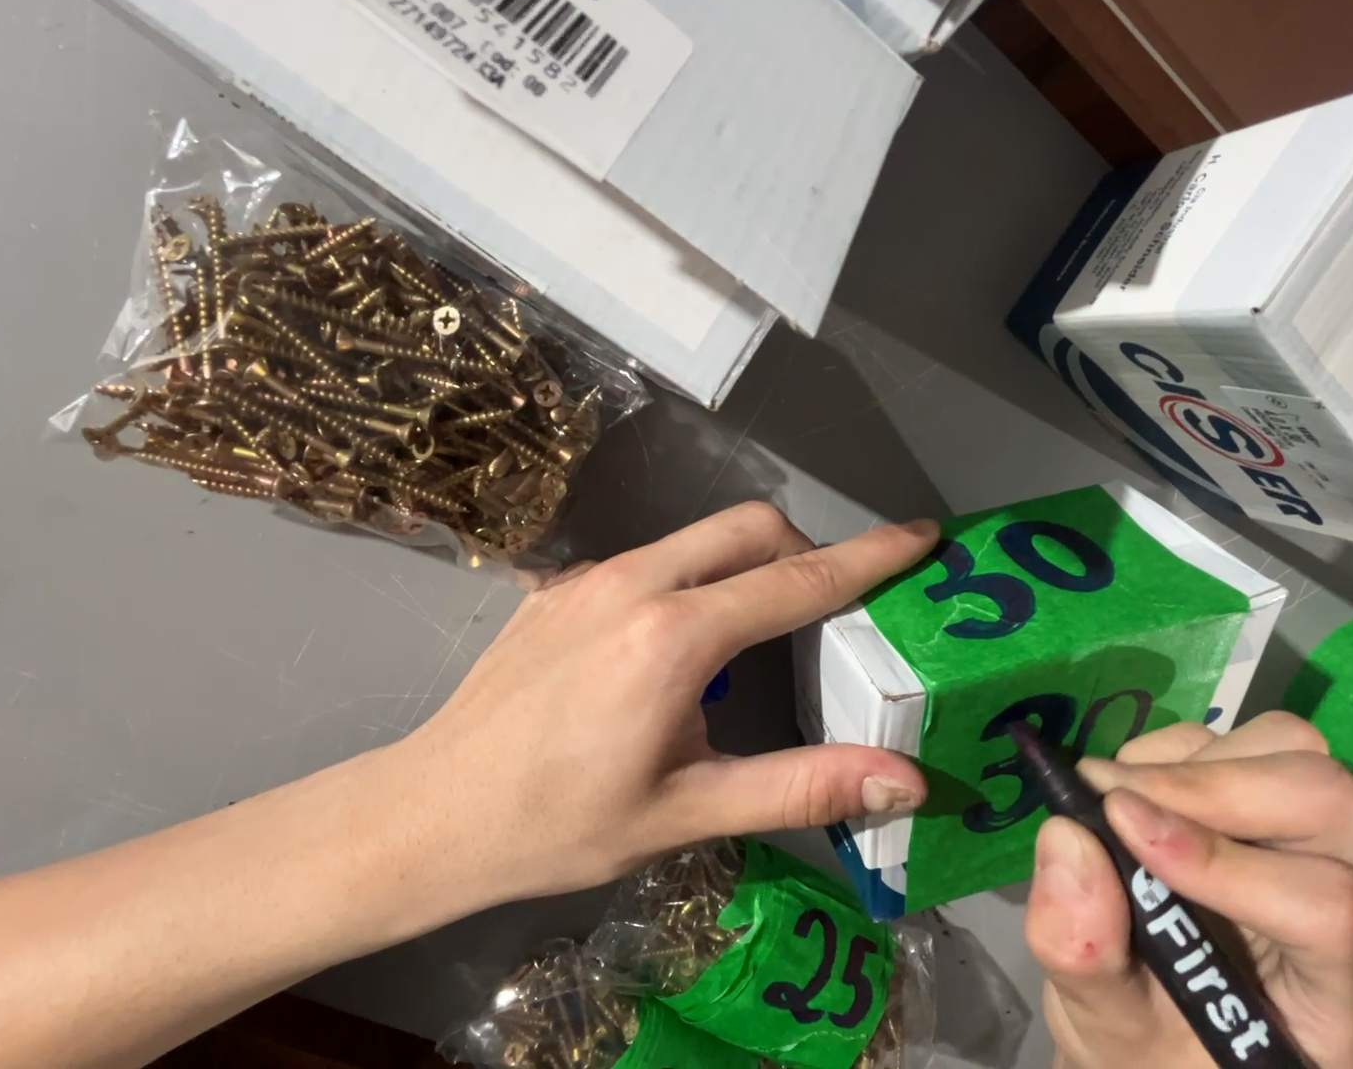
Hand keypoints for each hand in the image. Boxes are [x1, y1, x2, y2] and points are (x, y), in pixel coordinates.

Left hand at [394, 502, 939, 906]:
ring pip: (697, 536)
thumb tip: (905, 779)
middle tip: (828, 612)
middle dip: (804, 551)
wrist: (431, 814)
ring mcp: (588, 577)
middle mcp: (632, 582)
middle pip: (749, 527)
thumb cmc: (560, 824)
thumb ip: (802, 786)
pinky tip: (673, 649)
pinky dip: (691, 580)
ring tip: (754, 637)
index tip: (921, 536)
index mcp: (673, 636)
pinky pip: (650, 559)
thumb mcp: (688, 813)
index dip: (870, 557)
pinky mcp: (559, 586)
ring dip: (745, 566)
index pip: (798, 580)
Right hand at [1025, 712, 1352, 1068]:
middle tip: (1111, 800)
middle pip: (1324, 802)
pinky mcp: (1267, 809)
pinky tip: (1127, 794)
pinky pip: (1237, 740)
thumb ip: (1084, 952)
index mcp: (1342, 1001)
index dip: (1222, 860)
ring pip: (1291, 753)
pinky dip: (1167, 753)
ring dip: (1185, 764)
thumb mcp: (1105, 1033)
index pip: (1327, 908)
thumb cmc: (1151, 1054)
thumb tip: (1066, 834)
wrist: (1164, 1038)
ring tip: (1114, 798)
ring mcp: (1313, 847)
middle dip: (1205, 788)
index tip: (1119, 826)